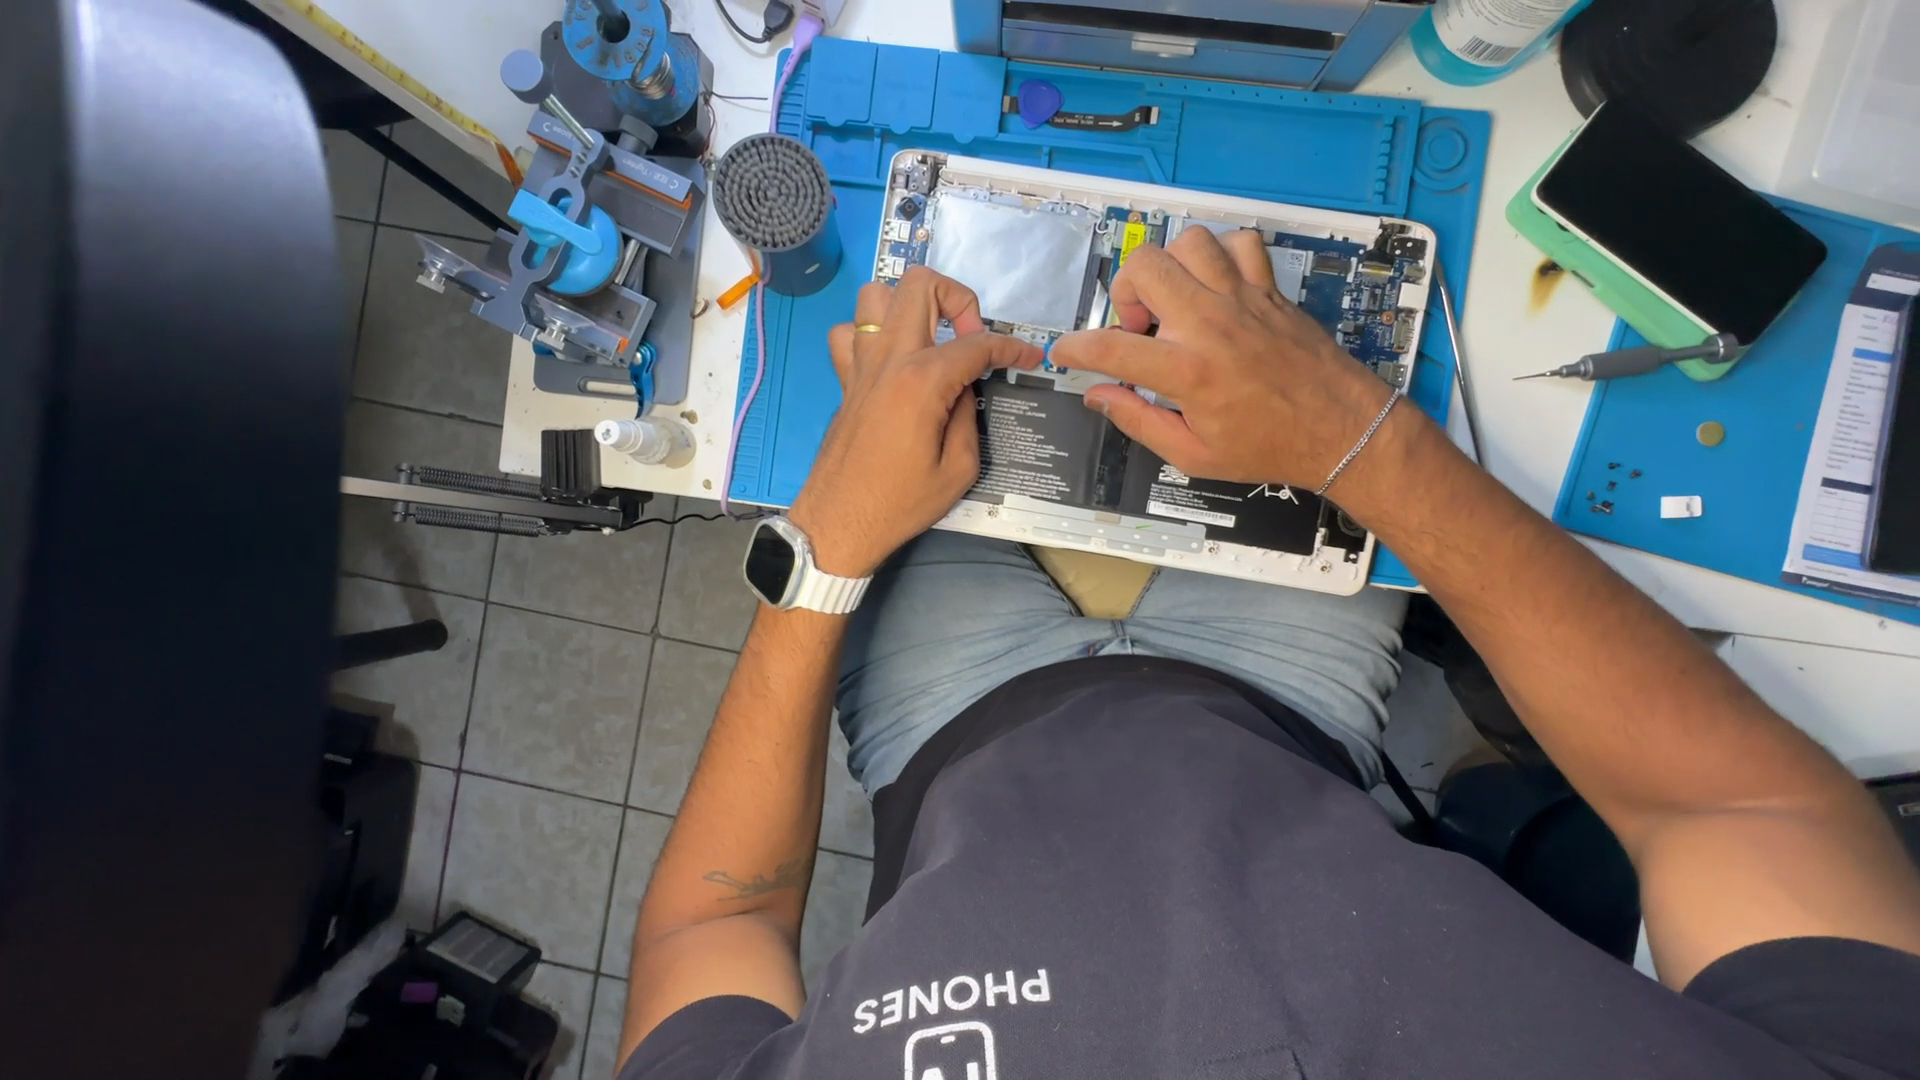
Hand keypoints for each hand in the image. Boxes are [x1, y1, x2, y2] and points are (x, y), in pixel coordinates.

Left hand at [788, 267, 1042, 577]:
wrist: (840, 523)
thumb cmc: (901, 503)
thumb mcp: (959, 469)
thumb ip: (969, 419)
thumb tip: (965, 391)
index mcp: (923, 381)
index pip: (977, 344)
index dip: (1011, 348)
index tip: (1029, 358)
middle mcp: (889, 359)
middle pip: (921, 285)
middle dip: (958, 299)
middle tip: (970, 339)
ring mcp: (861, 365)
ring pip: (876, 295)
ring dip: (909, 307)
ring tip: (929, 340)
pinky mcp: (844, 380)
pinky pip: (849, 333)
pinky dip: (870, 334)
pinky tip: (889, 361)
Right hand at [1048, 226, 1396, 491]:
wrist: (1341, 431)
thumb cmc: (1267, 447)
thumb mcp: (1192, 454)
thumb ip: (1137, 421)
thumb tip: (1098, 396)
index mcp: (1188, 371)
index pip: (1111, 347)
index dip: (1075, 348)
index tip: (1065, 353)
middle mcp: (1211, 324)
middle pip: (1145, 268)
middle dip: (1124, 294)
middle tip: (1138, 327)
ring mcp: (1243, 300)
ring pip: (1189, 243)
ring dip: (1169, 268)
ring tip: (1174, 303)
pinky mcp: (1269, 290)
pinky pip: (1239, 242)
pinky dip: (1219, 255)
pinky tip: (1214, 287)